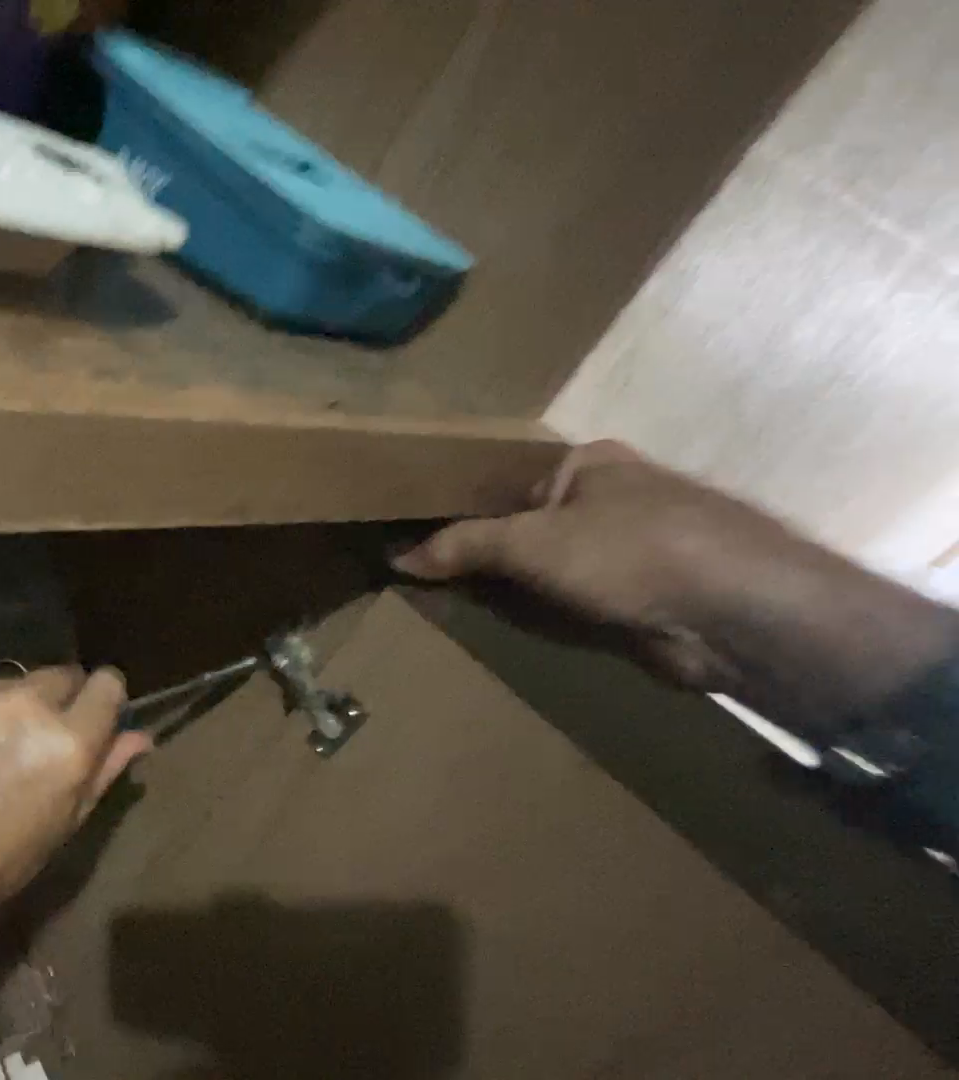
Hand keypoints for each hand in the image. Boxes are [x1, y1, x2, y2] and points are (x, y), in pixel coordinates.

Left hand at [0, 667, 148, 948]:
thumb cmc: (0, 862)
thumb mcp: (65, 823)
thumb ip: (105, 770)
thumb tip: (140, 735)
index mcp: (68, 741)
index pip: (107, 683)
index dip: (104, 700)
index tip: (94, 717)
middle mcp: (27, 704)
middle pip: (63, 673)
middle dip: (60, 699)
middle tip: (41, 737)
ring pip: (15, 681)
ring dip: (14, 705)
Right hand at [393, 441, 958, 734]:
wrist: (744, 616)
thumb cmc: (631, 552)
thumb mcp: (528, 542)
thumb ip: (459, 546)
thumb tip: (394, 557)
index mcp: (585, 465)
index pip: (500, 485)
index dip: (456, 512)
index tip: (412, 539)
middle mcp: (606, 500)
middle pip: (518, 528)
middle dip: (477, 555)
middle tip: (423, 577)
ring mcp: (626, 549)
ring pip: (541, 568)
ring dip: (505, 588)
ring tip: (447, 602)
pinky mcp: (638, 595)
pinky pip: (567, 601)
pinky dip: (537, 613)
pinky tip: (502, 624)